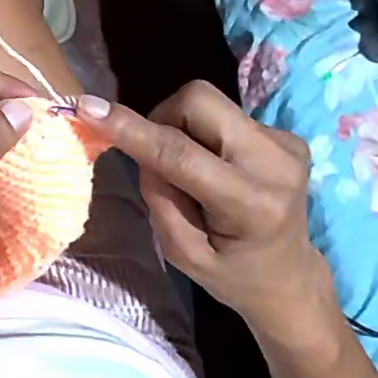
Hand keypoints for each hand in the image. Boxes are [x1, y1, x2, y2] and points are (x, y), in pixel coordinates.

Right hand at [75, 81, 341, 350]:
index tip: (88, 108)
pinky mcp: (285, 134)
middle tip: (154, 154)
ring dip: (181, 127)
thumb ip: (158, 193)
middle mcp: (276, 162)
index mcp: (250, 204)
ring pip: (208, 102)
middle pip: (199, 101)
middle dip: (162, 117)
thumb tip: (135, 138)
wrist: (289, 276)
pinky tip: (213, 166)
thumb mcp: (180, 250)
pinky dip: (201, 133)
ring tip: (188, 168)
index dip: (130, 128)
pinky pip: (222, 114)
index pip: (178, 152)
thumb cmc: (229, 274)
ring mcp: (286, 142)